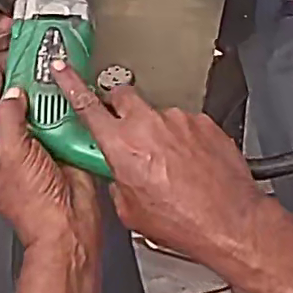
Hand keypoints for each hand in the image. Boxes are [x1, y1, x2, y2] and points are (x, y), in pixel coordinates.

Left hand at [0, 62, 102, 252]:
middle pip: (11, 114)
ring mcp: (36, 154)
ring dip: (42, 98)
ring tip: (43, 74)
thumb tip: (11, 95)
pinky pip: (59, 123)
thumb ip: (8, 119)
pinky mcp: (60, 152)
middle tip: (22, 65)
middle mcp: (11, 156)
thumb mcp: (12, 154)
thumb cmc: (34, 206)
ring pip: (36, 116)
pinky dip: (62, 109)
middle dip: (18, 91)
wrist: (69, 225)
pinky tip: (64, 95)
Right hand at [49, 61, 268, 264]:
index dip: (70, 83)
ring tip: (169, 162)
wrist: (231, 223)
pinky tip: (190, 163)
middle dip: (119, 108)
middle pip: (122, 95)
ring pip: (156, 112)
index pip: (87, 105)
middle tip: (124, 129)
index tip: (61, 69)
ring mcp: (178, 120)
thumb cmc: (185, 223)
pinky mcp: (203, 122)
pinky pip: (184, 123)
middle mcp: (149, 124)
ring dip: (156, 130)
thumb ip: (116, 182)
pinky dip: (183, 139)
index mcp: (122, 145)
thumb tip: (118, 176)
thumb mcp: (131, 212)